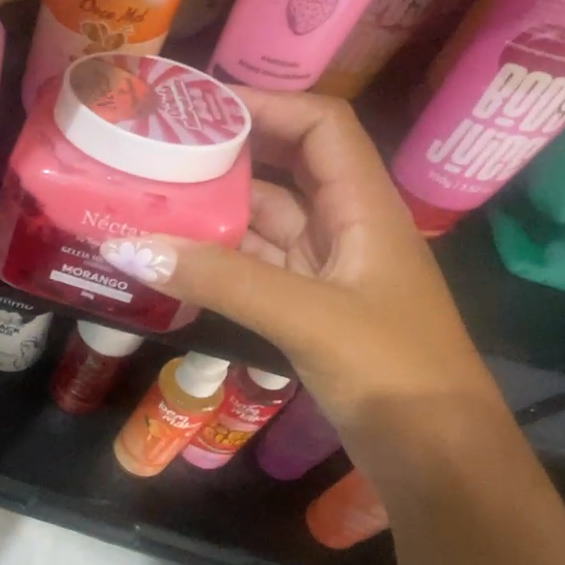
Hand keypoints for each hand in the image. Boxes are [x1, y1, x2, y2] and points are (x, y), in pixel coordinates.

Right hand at [102, 89, 503, 431]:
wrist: (438, 459)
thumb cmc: (393, 371)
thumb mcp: (307, 316)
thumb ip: (221, 280)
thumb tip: (127, 246)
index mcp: (367, 209)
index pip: (321, 127)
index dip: (267, 105)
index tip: (198, 109)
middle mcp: (346, 231)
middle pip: (284, 173)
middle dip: (226, 159)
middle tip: (155, 155)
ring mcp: (325, 276)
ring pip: (263, 227)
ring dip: (213, 216)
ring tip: (147, 202)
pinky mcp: (306, 315)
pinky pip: (253, 273)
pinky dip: (215, 264)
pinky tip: (171, 262)